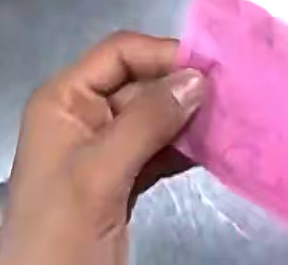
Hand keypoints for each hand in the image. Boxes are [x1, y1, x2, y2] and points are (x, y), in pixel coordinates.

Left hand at [0, 32, 206, 264]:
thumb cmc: (59, 233)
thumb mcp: (98, 174)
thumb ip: (146, 121)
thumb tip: (198, 78)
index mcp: (64, 99)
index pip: (118, 55)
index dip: (161, 54)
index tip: (209, 66)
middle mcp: (82, 115)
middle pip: (138, 82)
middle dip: (180, 86)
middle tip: (228, 93)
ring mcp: (101, 149)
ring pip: (151, 116)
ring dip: (186, 117)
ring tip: (226, 117)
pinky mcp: (119, 181)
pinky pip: (156, 149)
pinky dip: (182, 147)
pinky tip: (211, 147)